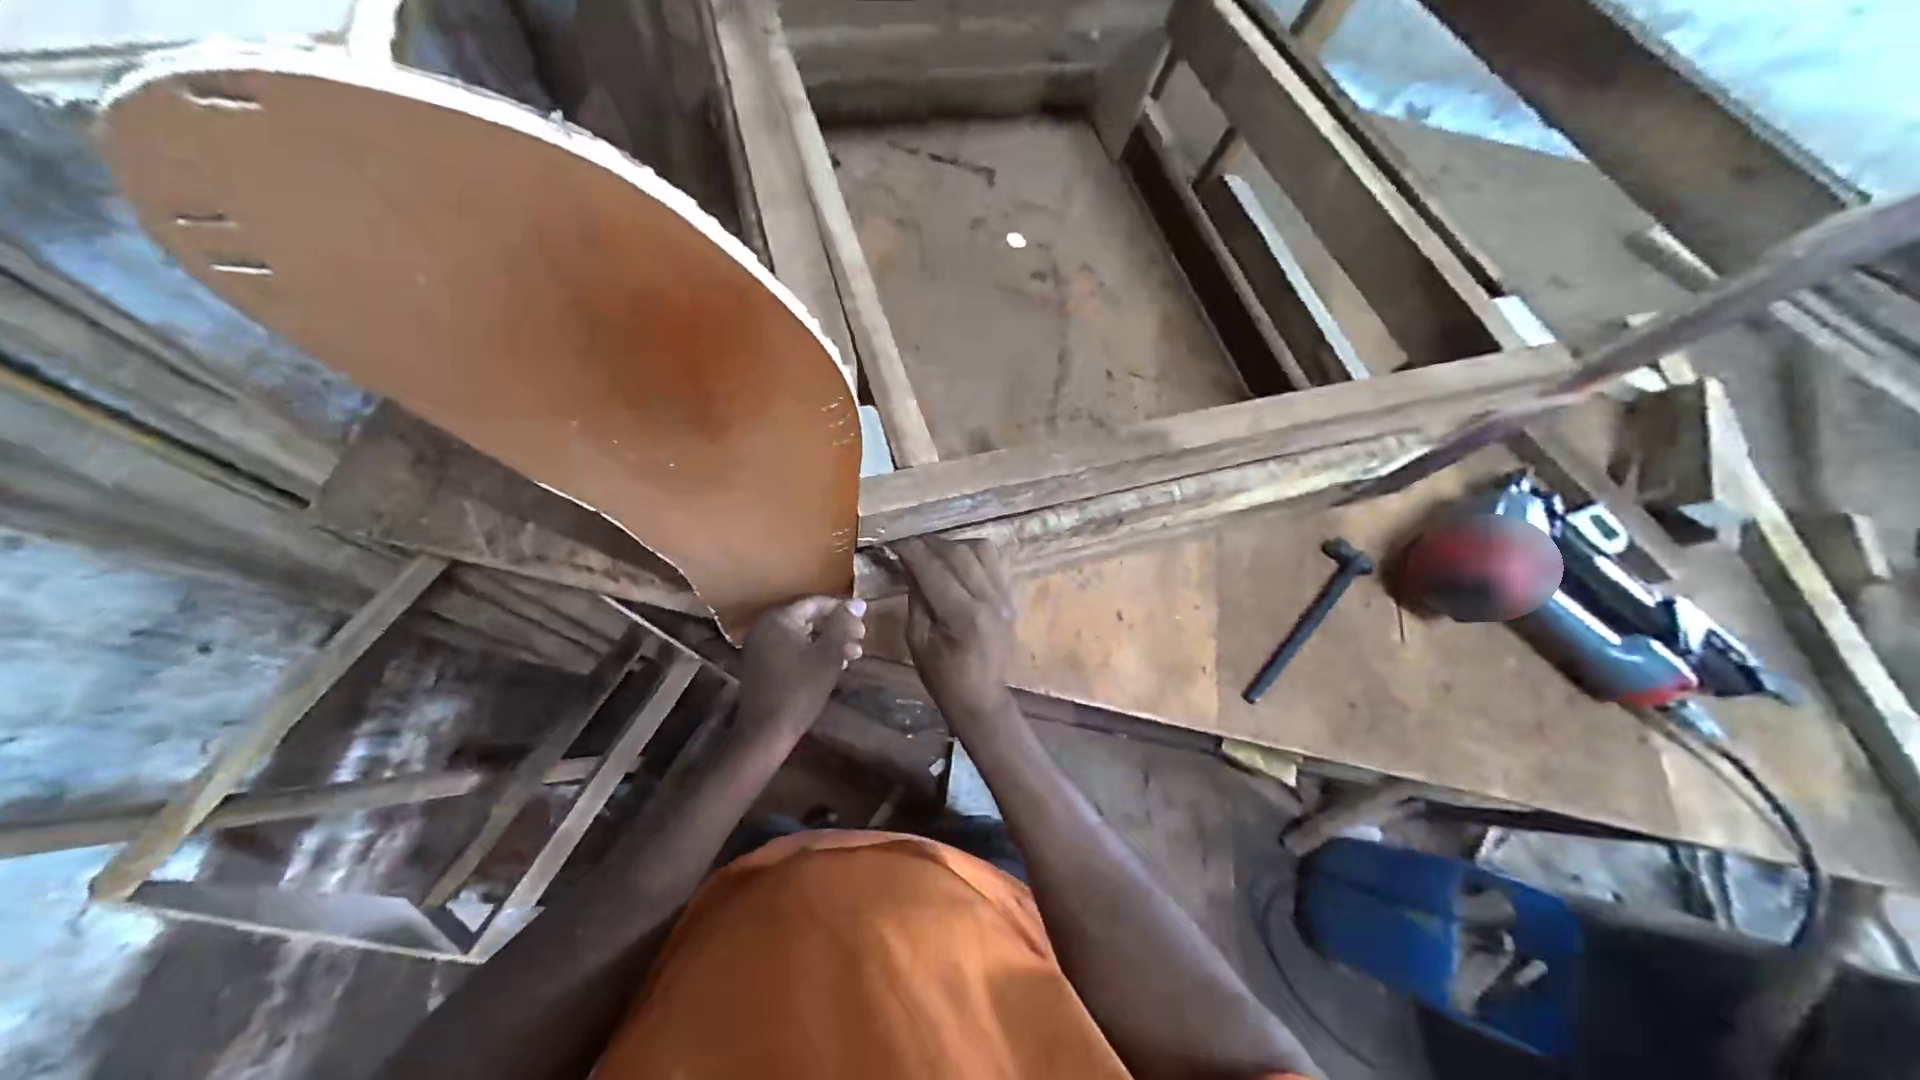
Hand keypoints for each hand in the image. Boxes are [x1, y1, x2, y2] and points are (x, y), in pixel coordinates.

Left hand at [734, 596, 865, 734]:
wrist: (766, 731)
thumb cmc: (800, 690)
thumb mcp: (828, 655)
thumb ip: (843, 625)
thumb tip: (858, 603)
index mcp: (779, 619)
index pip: (816, 603)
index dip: (843, 610)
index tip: (865, 620)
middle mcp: (766, 627)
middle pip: (808, 619)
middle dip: (837, 628)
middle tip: (861, 639)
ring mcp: (761, 647)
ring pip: (802, 636)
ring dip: (828, 643)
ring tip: (853, 655)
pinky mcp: (761, 665)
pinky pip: (791, 649)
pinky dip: (812, 653)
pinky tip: (833, 666)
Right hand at [893, 537, 1017, 723]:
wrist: (981, 697)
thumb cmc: (942, 675)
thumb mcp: (917, 639)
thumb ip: (916, 597)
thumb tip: (909, 563)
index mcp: (963, 615)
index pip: (934, 569)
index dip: (912, 551)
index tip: (895, 543)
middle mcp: (989, 599)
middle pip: (958, 553)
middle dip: (931, 543)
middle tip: (911, 543)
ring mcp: (1005, 597)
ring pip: (982, 550)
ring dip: (954, 544)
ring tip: (935, 550)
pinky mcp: (1011, 598)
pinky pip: (995, 562)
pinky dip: (975, 553)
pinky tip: (959, 559)